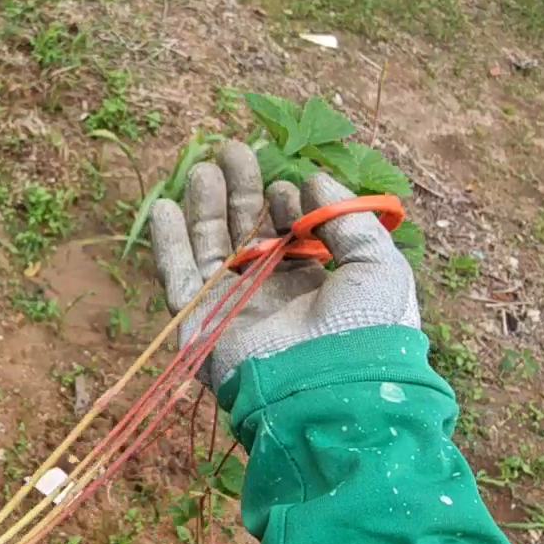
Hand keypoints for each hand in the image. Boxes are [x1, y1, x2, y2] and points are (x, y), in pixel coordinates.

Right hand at [148, 141, 419, 391]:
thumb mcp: (378, 267)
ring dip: (204, 206)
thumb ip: (349, 219)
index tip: (284, 184)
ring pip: (208, 245)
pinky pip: (177, 274)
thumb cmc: (363, 333)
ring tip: (203, 168)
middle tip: (230, 150)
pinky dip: (167, 241)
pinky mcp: (196, 319)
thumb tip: (313, 178)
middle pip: (243, 230)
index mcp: (309, 283)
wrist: (327, 393)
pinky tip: (165, 205)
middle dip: (238, 191)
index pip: (285, 233)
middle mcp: (266, 291)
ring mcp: (228, 304)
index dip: (283, 204)